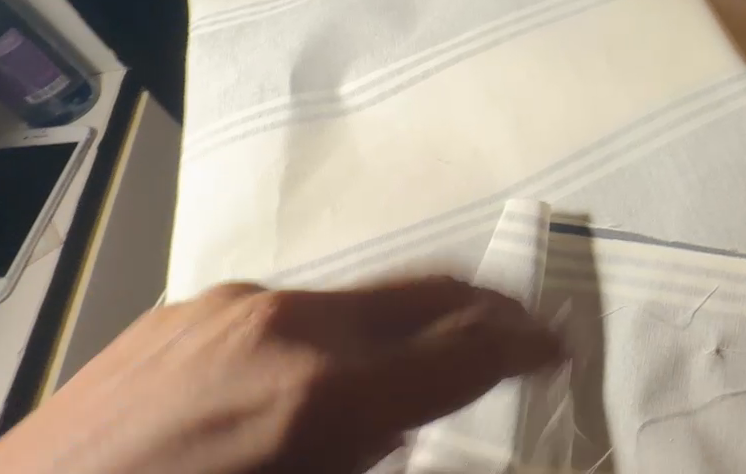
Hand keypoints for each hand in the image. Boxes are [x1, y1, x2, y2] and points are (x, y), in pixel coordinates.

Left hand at [0, 277, 563, 473]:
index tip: (558, 347)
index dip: (526, 343)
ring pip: (363, 301)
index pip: (464, 347)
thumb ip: (378, 451)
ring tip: (409, 380)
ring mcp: (231, 306)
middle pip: (430, 293)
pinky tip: (304, 389)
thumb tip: (412, 423)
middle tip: (522, 335)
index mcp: (318, 395)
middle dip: (489, 310)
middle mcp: (286, 325)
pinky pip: (292, 312)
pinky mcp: (187, 308)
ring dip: (405, 331)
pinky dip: (331, 340)